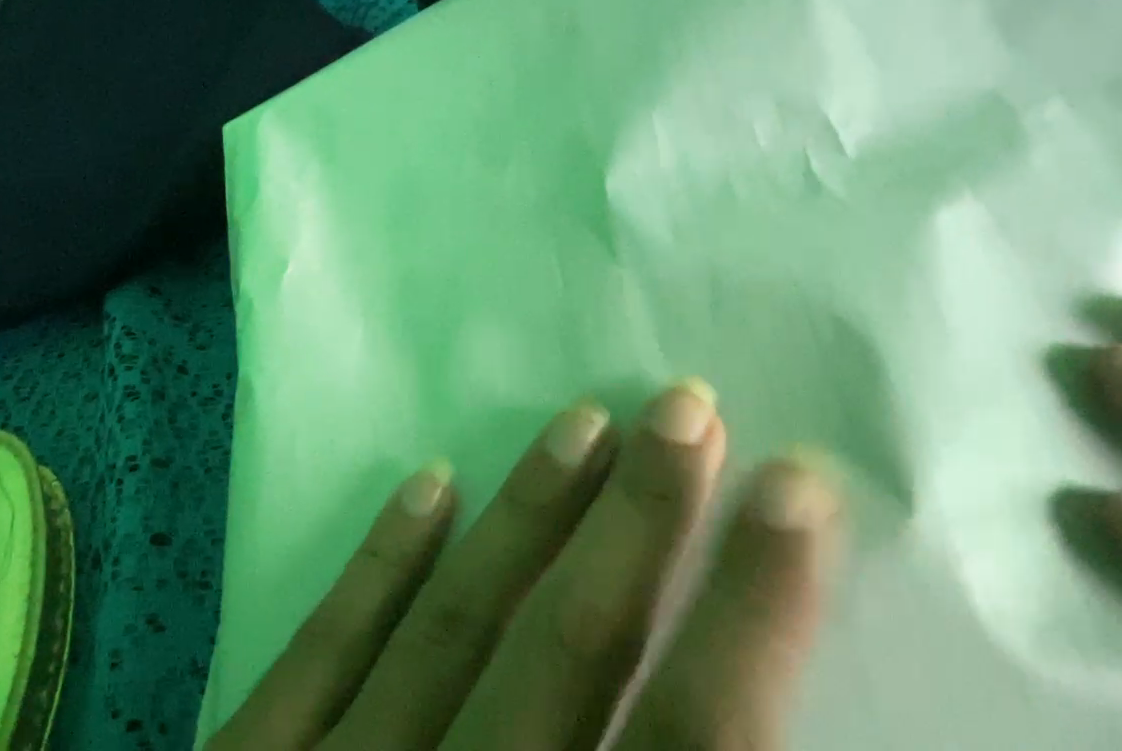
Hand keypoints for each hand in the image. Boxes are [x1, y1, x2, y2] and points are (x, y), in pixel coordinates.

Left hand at [208, 381, 842, 749]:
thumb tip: (743, 719)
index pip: (692, 741)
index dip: (756, 613)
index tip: (800, 490)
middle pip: (569, 649)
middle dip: (642, 524)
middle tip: (688, 404)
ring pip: (453, 623)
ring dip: (524, 518)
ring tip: (582, 422)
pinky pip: (321, 646)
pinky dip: (380, 564)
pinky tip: (426, 483)